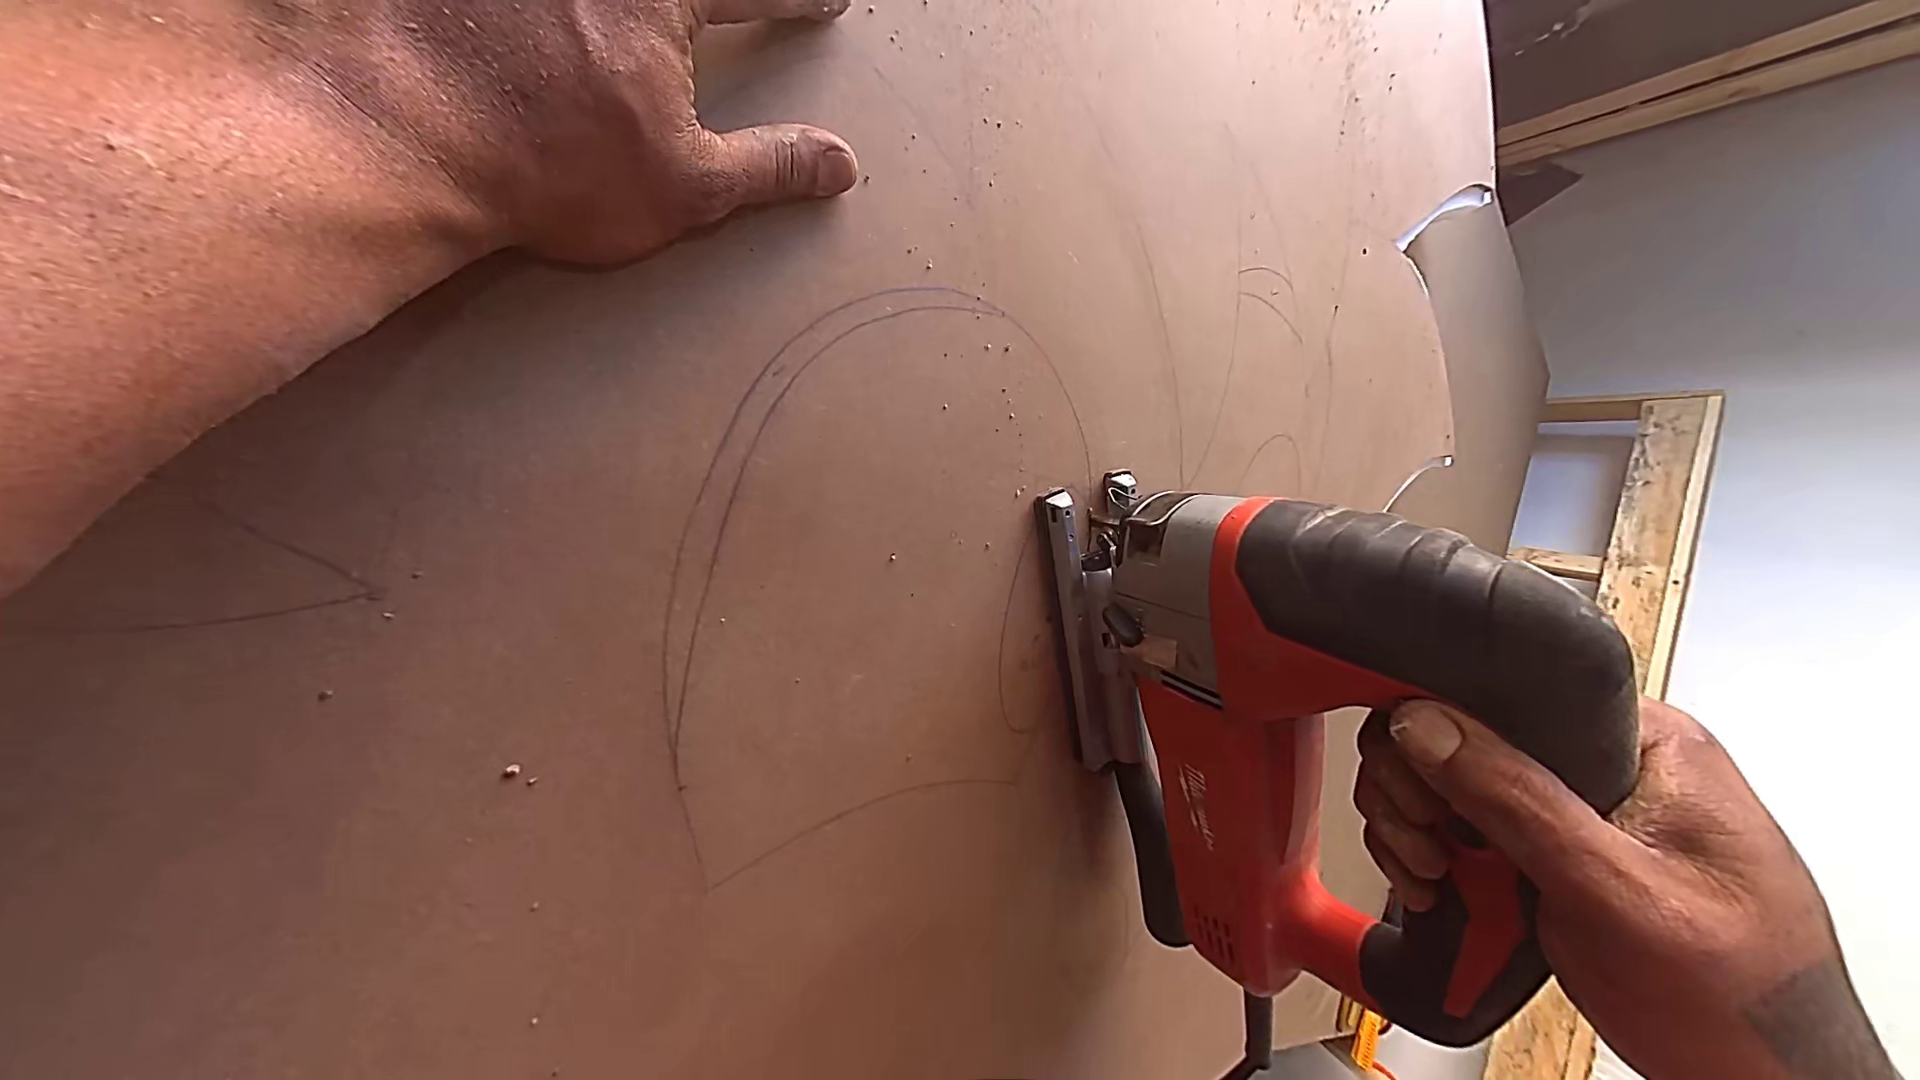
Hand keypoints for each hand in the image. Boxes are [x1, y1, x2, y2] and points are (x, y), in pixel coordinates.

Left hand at [258, 0, 860, 262]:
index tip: (828, 4)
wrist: (396, 137)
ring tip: (650, 21)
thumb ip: (769, 167)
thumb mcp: (685, 186)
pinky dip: (546, 6)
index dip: (798, 2)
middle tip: (733, 6)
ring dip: (640, 6)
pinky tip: (540, 17)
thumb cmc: (550, 169)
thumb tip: (841, 164)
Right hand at [1356, 699, 1898, 1079]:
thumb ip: (1520, 801)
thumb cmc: (1744, 1002)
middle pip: (1441, 728)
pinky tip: (1434, 880)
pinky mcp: (1517, 830)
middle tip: (1427, 836)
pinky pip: (1432, 812)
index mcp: (1634, 739)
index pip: (1492, 690)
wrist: (1761, 1079)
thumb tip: (1424, 724)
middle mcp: (1580, 756)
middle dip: (1410, 786)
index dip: (1430, 724)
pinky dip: (1411, 846)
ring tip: (1433, 869)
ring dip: (1404, 822)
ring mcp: (1545, 795)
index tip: (1418, 783)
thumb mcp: (1622, 895)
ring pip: (1423, 770)